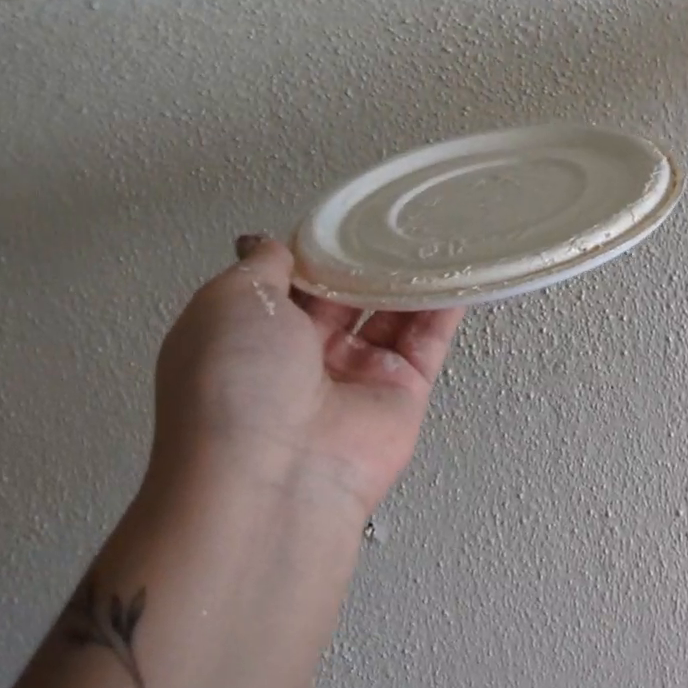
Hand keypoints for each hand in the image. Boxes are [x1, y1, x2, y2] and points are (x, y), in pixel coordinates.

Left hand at [151, 235, 464, 521]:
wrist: (278, 472)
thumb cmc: (234, 388)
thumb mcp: (227, 303)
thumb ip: (260, 266)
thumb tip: (269, 243)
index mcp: (250, 334)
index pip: (291, 279)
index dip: (317, 246)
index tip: (346, 215)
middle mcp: (301, 356)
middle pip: (346, 293)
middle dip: (369, 258)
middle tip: (400, 219)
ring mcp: (356, 374)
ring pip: (392, 312)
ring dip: (412, 276)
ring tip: (438, 234)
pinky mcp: (404, 390)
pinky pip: (430, 338)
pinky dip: (447, 305)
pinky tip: (460, 271)